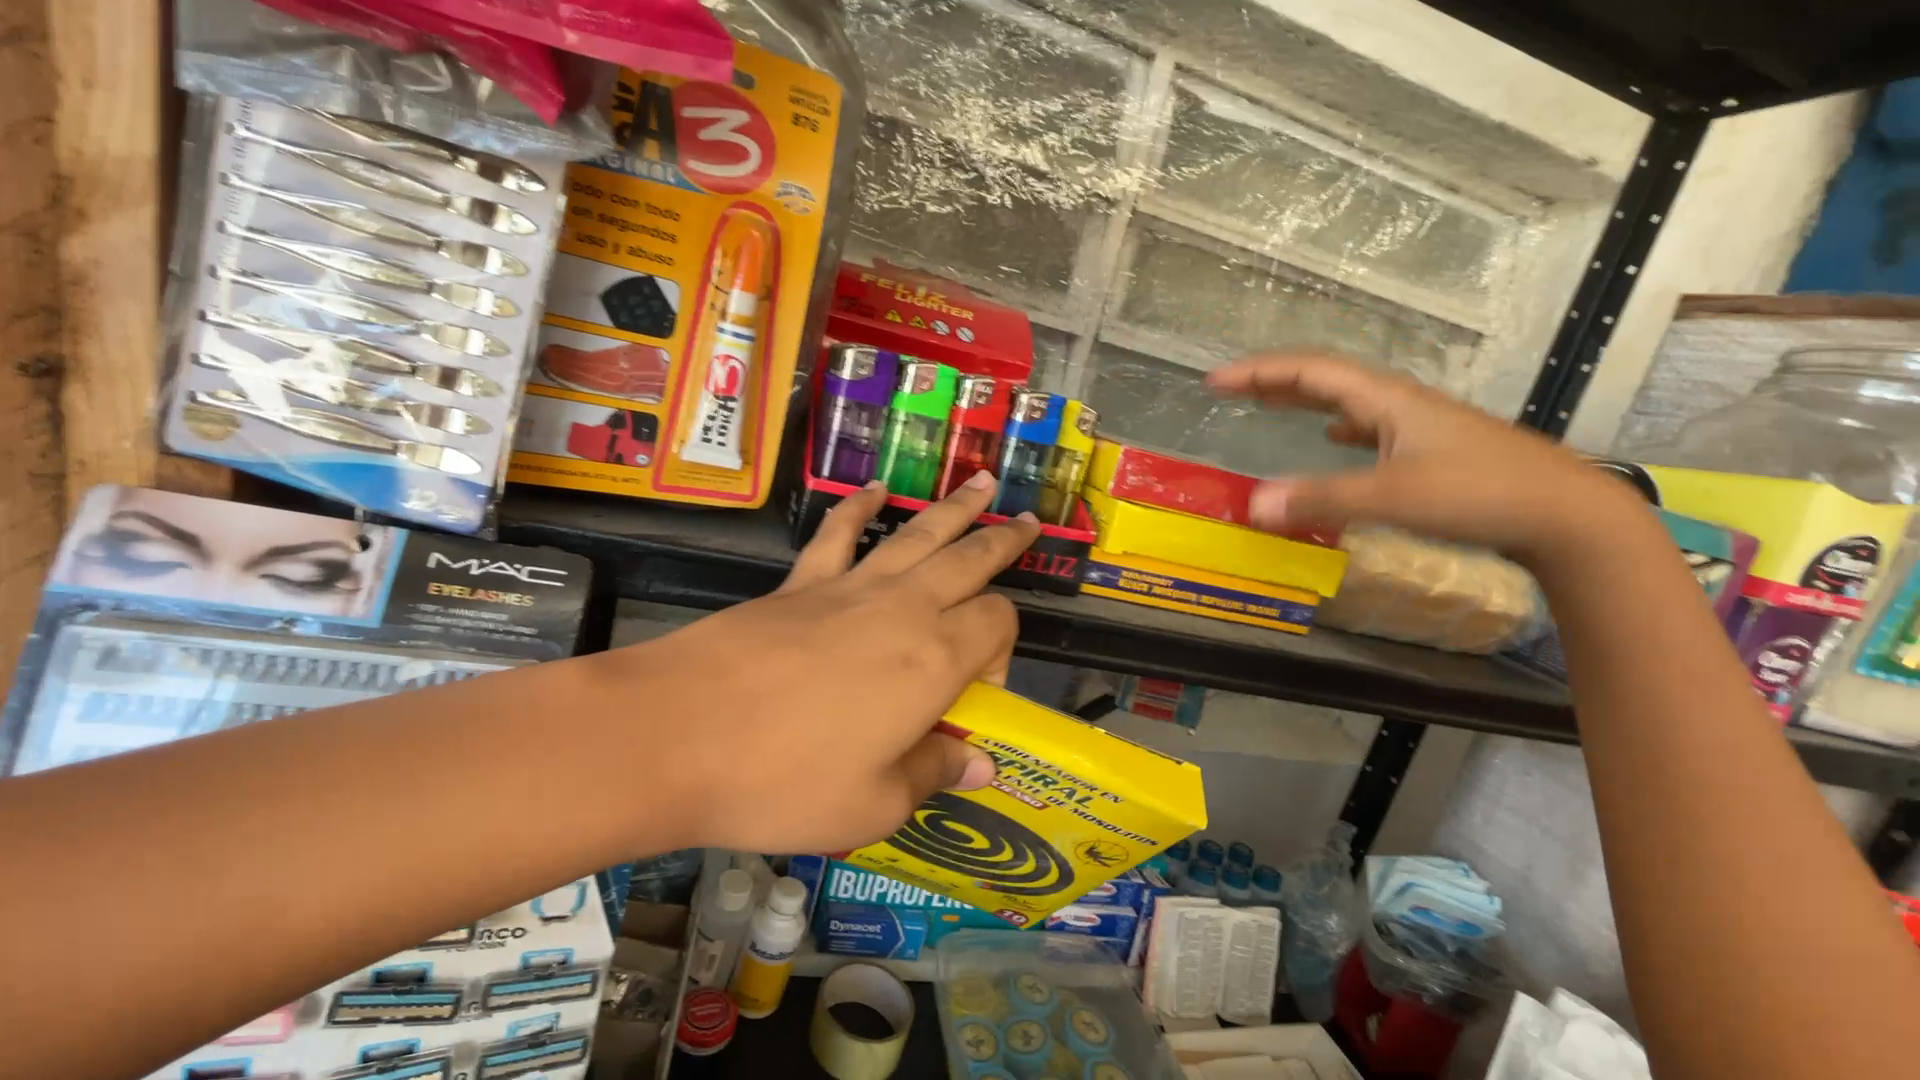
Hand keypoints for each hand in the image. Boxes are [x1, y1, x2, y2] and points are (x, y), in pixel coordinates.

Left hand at [625, 472, 1041, 854]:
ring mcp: (847, 590)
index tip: (977, 703)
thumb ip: (933, 774)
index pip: (998, 625)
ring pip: (917, 535)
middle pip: (970, 560)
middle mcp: (902, 609)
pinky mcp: (798, 585)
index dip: (1004, 654)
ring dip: (954, 509)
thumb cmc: (784, 781)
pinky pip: (837, 534)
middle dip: (1004, 540)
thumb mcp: (873, 804)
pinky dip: (858, 508)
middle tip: (1030, 523)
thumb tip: (982, 766)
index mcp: (934, 660)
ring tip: (981, 485)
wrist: (675, 734)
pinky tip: (874, 491)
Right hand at [1207, 353, 1643, 561]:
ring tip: (1270, 405)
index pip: (1311, 371)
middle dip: (1275, 380)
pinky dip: (1338, 425)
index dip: (1259, 372)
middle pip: (1327, 378)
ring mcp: (1421, 424)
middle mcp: (1401, 403)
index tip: (1215, 381)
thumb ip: (1321, 500)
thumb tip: (1252, 505)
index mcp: (1387, 400)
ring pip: (1349, 400)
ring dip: (1304, 398)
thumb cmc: (1480, 494)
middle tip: (1232, 388)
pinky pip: (1370, 425)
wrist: (1566, 513)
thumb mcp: (1393, 498)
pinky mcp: (1435, 448)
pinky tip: (1334, 436)